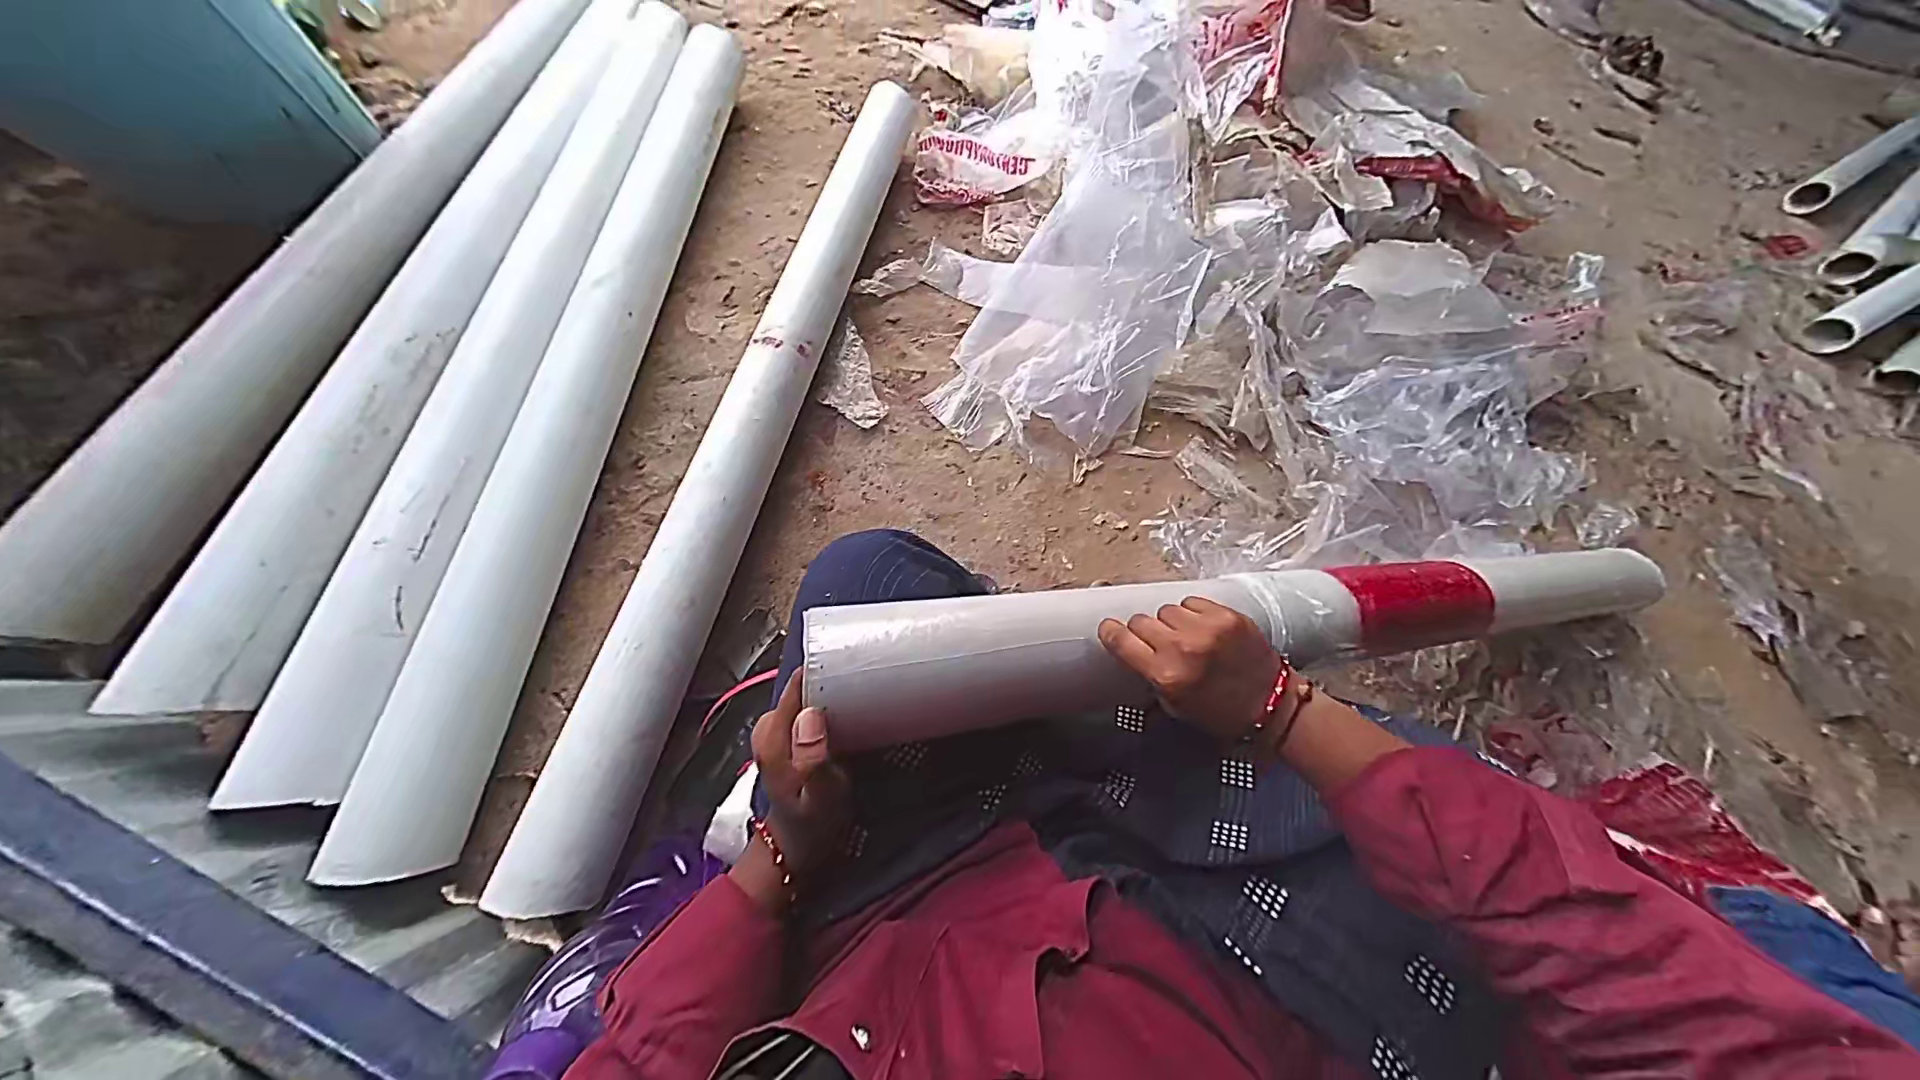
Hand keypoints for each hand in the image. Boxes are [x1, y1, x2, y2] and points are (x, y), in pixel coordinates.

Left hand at [733, 676, 849, 912]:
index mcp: (772, 735)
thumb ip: (813, 759)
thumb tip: (811, 715)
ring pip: (808, 694)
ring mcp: (778, 730)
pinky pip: (810, 706)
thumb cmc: (812, 824)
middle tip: (868, 680)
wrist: (799, 848)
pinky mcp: (790, 736)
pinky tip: (850, 709)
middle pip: (803, 685)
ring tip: (864, 691)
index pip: (797, 684)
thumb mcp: (819, 797)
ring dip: (833, 690)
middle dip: (832, 678)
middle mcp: (770, 726)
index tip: (856, 668)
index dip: (825, 672)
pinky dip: (829, 704)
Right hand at [1097, 596, 1285, 744]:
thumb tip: (1129, 649)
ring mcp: (1206, 629)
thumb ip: (1149, 676)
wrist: (1271, 705)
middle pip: (1141, 621)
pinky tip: (1202, 628)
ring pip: (1166, 610)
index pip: (1121, 640)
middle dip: (1144, 632)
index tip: (1110, 629)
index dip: (1111, 632)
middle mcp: (1182, 649)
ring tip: (1186, 637)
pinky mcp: (1226, 616)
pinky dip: (1192, 614)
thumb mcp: (1174, 706)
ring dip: (1170, 622)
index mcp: (1166, 675)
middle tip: (1158, 643)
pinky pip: (1191, 603)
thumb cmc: (1219, 713)